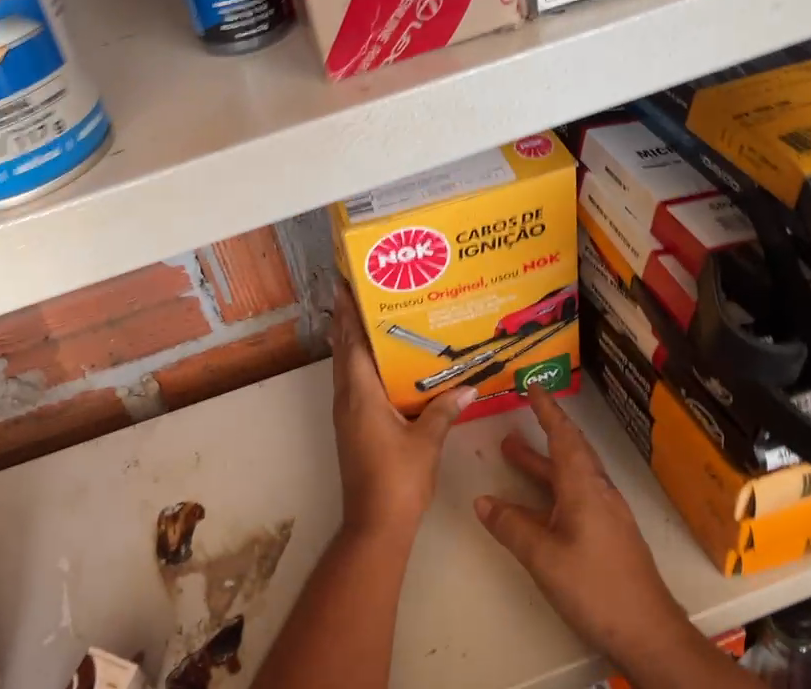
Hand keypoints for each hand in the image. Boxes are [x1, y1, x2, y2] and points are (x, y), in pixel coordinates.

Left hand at [330, 283, 474, 539]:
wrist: (375, 524)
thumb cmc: (399, 480)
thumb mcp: (427, 442)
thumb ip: (444, 410)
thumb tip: (468, 387)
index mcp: (360, 395)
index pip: (351, 343)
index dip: (348, 313)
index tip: (345, 285)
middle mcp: (346, 399)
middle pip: (342, 351)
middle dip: (346, 321)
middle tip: (356, 293)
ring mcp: (345, 415)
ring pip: (344, 368)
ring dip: (349, 343)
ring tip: (364, 319)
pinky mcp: (350, 428)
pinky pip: (350, 385)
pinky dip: (357, 366)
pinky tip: (375, 366)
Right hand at [474, 390, 686, 661]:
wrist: (649, 634)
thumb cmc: (596, 587)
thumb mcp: (543, 556)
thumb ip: (511, 526)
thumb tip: (482, 502)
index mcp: (584, 487)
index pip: (563, 436)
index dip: (547, 410)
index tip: (532, 386)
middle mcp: (598, 493)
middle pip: (570, 451)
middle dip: (543, 431)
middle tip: (517, 415)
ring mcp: (606, 515)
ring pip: (570, 476)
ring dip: (542, 462)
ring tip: (510, 451)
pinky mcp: (608, 536)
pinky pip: (574, 496)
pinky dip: (551, 487)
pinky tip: (533, 504)